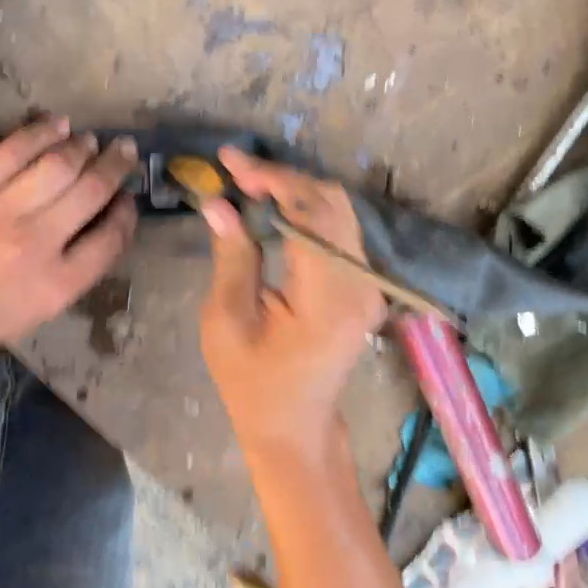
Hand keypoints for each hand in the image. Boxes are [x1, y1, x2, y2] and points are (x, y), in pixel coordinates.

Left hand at [0, 118, 139, 361]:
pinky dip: (42, 132)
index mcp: (56, 285)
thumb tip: (87, 234)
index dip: (125, 213)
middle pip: (91, 192)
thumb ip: (62, 277)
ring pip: (59, 164)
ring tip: (89, 139)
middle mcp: (39, 243)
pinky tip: (56, 124)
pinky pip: (16, 148)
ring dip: (81, 147)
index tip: (126, 198)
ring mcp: (3, 210)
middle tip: (125, 150)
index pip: (109, 239)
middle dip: (115, 167)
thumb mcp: (27, 315)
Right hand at [198, 148, 386, 463]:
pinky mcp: (363, 283)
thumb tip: (218, 201)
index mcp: (329, 299)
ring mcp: (368, 284)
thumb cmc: (252, 382)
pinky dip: (305, 207)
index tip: (229, 161)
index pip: (310, 214)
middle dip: (281, 178)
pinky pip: (339, 226)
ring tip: (246, 184)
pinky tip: (271, 206)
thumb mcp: (226, 321)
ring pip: (338, 208)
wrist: (294, 427)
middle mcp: (361, 285)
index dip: (271, 178)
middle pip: (331, 202)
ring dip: (293, 189)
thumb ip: (231, 256)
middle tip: (233, 173)